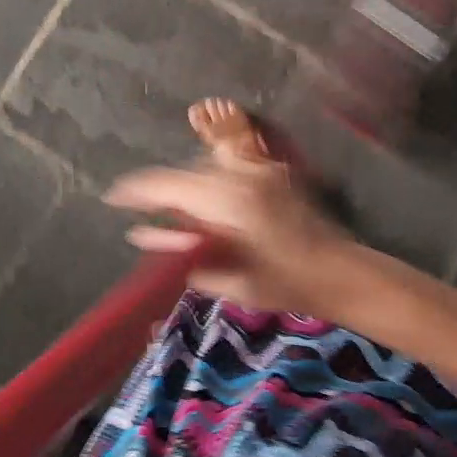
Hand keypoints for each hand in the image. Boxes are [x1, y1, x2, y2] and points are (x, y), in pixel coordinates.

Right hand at [105, 150, 354, 314]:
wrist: (344, 274)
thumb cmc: (287, 286)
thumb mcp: (229, 280)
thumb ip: (185, 254)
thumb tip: (147, 234)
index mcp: (227, 201)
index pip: (168, 185)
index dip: (136, 190)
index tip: (112, 197)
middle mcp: (239, 176)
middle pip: (184, 176)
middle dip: (162, 195)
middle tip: (151, 224)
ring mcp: (257, 170)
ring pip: (203, 171)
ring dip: (186, 191)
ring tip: (184, 223)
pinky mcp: (269, 173)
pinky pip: (225, 170)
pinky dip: (208, 186)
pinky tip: (211, 211)